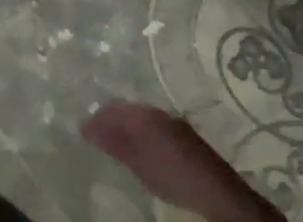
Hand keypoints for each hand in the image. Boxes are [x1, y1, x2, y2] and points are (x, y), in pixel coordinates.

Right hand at [81, 103, 285, 221]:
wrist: (219, 193)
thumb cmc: (171, 176)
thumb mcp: (136, 163)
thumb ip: (111, 143)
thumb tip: (85, 127)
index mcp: (140, 114)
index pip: (109, 109)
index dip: (95, 121)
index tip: (84, 133)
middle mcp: (155, 111)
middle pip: (124, 110)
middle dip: (110, 121)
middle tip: (98, 137)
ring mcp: (172, 120)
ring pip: (140, 117)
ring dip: (126, 127)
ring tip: (118, 145)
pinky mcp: (184, 133)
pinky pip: (154, 125)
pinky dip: (142, 133)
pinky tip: (142, 149)